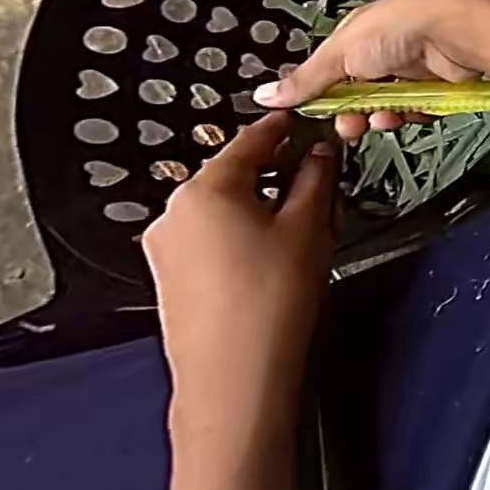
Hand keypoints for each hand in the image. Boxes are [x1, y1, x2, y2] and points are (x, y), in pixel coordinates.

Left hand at [143, 112, 339, 445]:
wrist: (234, 371)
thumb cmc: (273, 292)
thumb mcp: (310, 224)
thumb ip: (316, 176)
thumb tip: (320, 150)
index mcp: (205, 190)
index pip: (252, 140)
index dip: (285, 126)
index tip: (307, 118)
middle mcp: (175, 211)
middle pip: (236, 173)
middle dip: (279, 170)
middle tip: (321, 175)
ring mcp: (167, 245)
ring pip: (226, 205)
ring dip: (266, 200)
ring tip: (307, 218)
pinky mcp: (172, 274)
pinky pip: (214, 232)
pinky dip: (247, 227)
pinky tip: (278, 247)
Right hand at [252, 0, 489, 138]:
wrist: (453, 33)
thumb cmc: (396, 29)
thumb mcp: (340, 53)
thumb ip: (306, 79)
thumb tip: (264, 95)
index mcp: (356, 37)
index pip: (332, 73)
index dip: (325, 97)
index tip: (319, 115)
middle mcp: (385, 51)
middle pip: (361, 94)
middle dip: (354, 114)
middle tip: (353, 126)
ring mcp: (414, 68)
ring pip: (390, 105)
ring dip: (384, 117)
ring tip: (384, 119)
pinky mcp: (439, 84)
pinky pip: (420, 108)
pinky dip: (414, 114)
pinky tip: (411, 113)